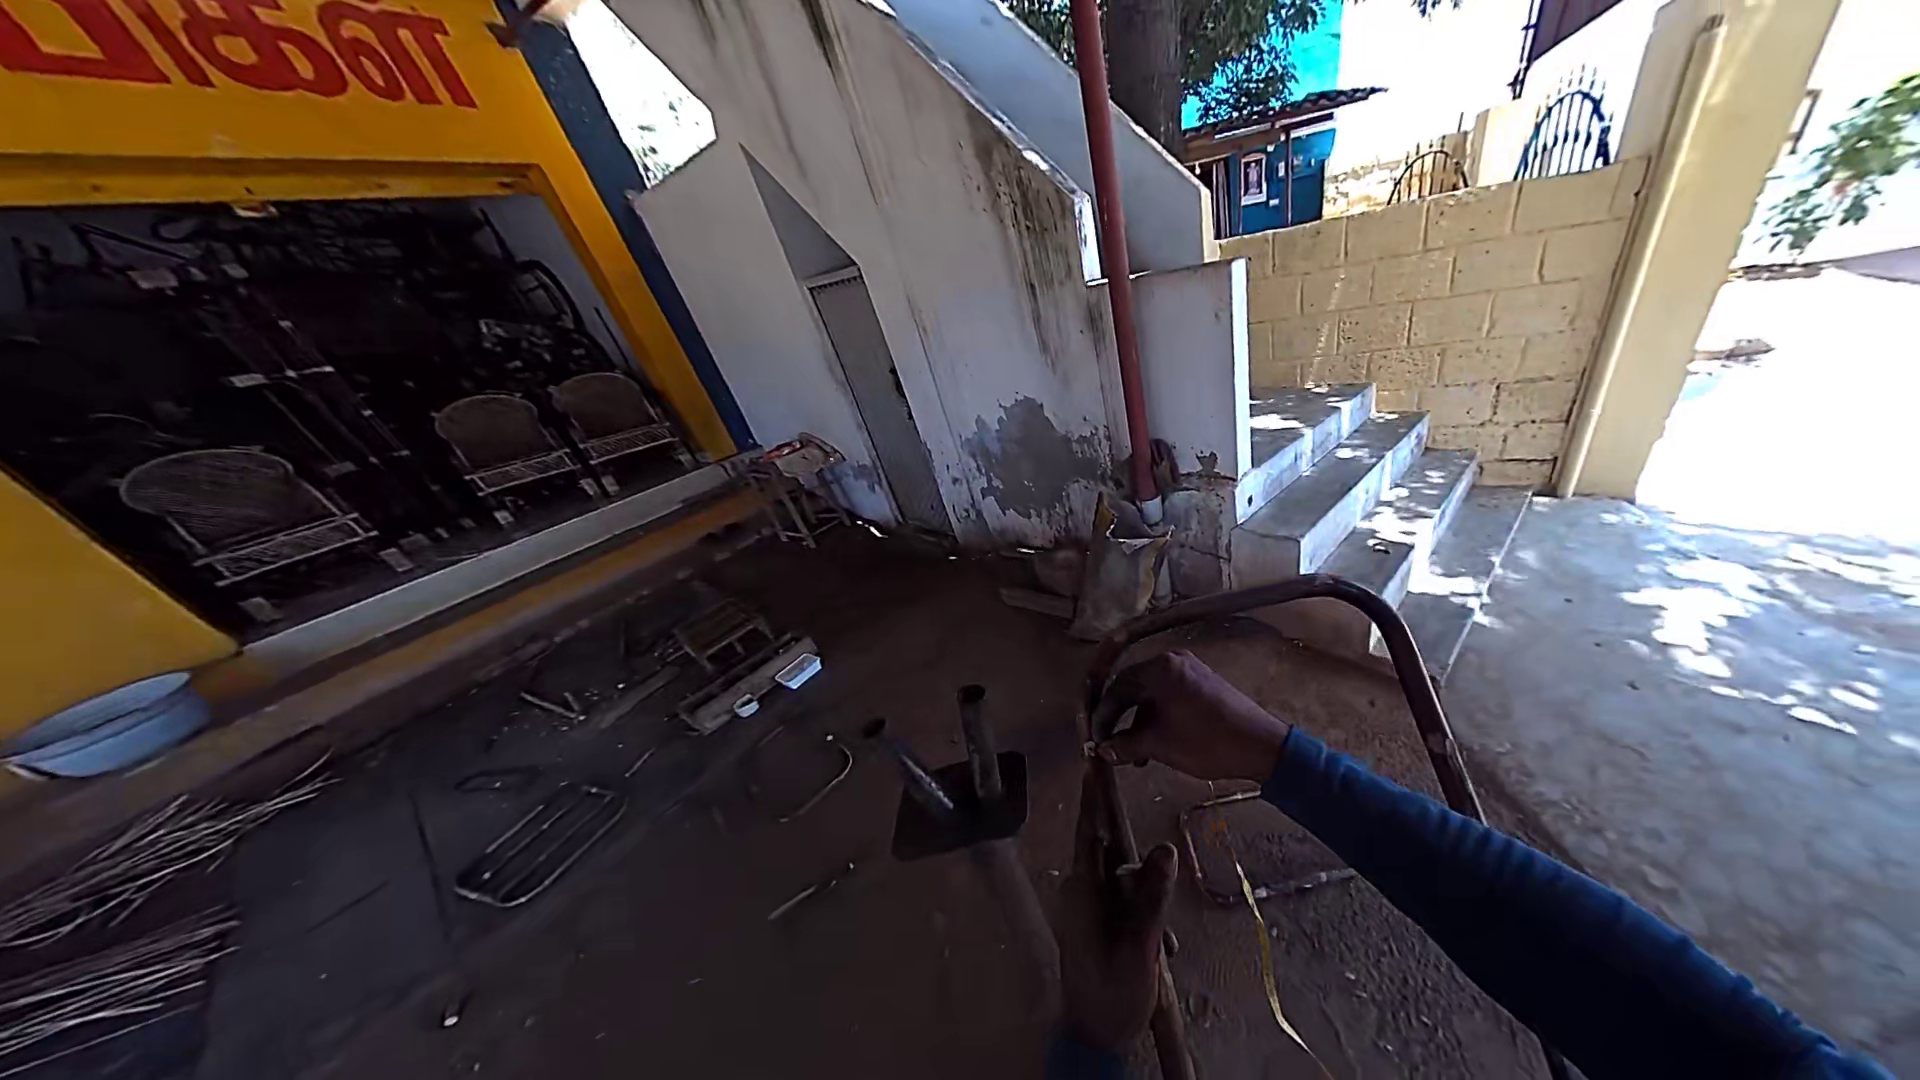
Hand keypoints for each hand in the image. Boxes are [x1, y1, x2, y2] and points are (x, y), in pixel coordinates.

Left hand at [1052, 771, 1179, 1050]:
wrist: (1093, 1034)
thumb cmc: (1113, 991)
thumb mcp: (1139, 945)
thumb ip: (1151, 897)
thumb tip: (1165, 847)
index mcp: (1084, 888)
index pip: (1089, 830)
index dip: (1092, 795)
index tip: (1091, 762)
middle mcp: (1081, 888)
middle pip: (1102, 843)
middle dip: (1109, 813)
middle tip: (1108, 773)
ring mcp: (1087, 904)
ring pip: (1116, 873)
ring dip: (1136, 882)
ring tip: (1149, 915)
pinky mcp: (1096, 918)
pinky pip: (1120, 897)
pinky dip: (1139, 907)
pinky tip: (1157, 944)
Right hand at [1092, 650, 1289, 781]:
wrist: (1262, 747)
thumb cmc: (1206, 741)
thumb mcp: (1160, 744)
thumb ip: (1125, 744)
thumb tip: (1101, 750)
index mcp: (1160, 668)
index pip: (1118, 688)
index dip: (1103, 715)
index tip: (1096, 737)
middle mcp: (1173, 661)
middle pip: (1133, 688)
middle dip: (1120, 718)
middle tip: (1111, 742)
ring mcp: (1191, 669)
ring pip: (1152, 694)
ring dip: (1140, 721)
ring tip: (1137, 752)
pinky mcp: (1203, 682)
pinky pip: (1169, 695)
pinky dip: (1159, 715)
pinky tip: (1158, 740)